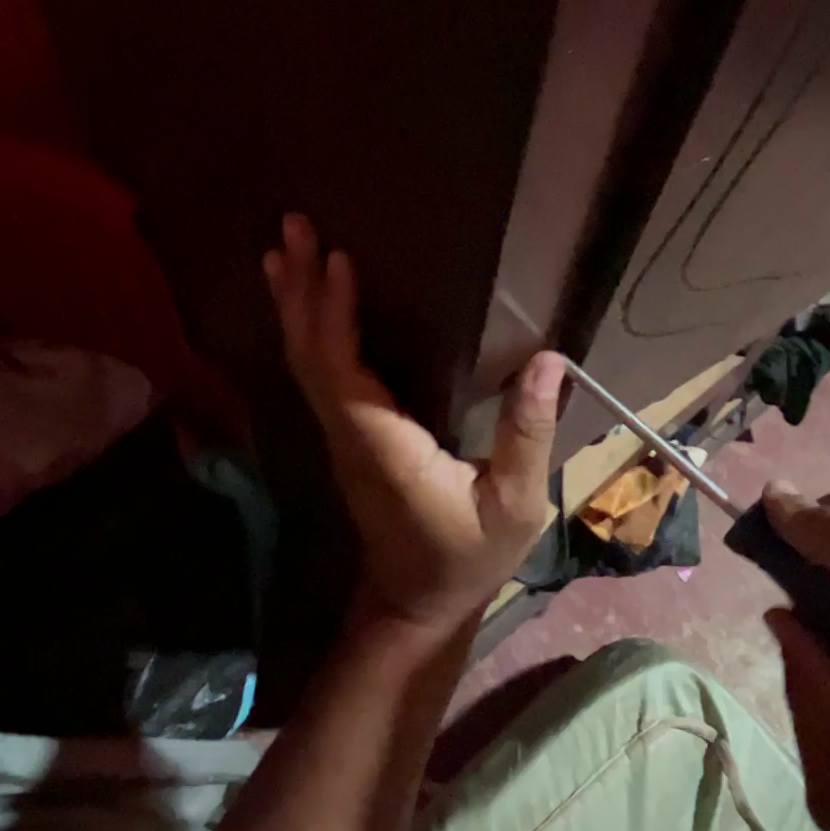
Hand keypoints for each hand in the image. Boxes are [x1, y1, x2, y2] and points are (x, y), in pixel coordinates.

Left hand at [264, 214, 562, 632]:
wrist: (417, 603)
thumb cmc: (467, 558)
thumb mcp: (515, 505)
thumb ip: (529, 435)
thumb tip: (548, 361)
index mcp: (385, 448)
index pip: (344, 374)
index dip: (334, 316)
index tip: (334, 260)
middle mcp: (351, 437)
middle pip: (310, 357)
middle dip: (298, 292)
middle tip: (289, 227)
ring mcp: (342, 439)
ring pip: (306, 364)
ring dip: (294, 305)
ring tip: (281, 251)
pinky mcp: (348, 439)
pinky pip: (319, 375)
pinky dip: (309, 331)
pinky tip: (307, 303)